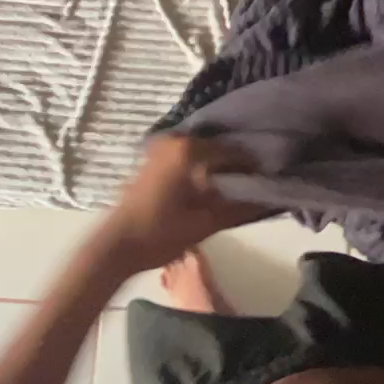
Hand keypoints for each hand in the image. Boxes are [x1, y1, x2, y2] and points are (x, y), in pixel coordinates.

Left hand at [94, 136, 262, 273]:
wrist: (115, 244)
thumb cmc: (160, 234)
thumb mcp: (204, 224)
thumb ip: (238, 209)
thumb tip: (268, 200)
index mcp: (189, 150)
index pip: (233, 150)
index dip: (252, 164)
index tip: (268, 176)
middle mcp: (175, 139)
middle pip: (216, 145)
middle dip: (235, 161)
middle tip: (255, 177)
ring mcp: (160, 146)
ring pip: (200, 149)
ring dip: (217, 162)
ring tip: (235, 181)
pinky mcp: (151, 157)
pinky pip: (185, 153)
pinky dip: (199, 163)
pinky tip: (209, 182)